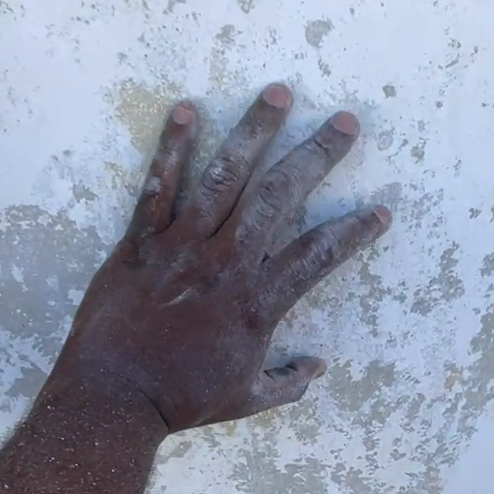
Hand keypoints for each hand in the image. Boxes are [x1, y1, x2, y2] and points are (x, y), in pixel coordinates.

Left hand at [43, 83, 391, 432]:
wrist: (113, 396)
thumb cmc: (180, 401)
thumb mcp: (245, 400)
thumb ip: (288, 384)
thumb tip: (317, 368)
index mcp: (256, 305)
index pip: (317, 257)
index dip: (353, 233)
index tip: (380, 212)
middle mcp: (226, 265)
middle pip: (279, 198)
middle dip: (317, 156)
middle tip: (345, 122)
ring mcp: (182, 248)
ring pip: (224, 179)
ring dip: (254, 132)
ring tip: (278, 92)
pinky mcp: (140, 243)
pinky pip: (157, 187)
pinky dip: (170, 147)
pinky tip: (186, 109)